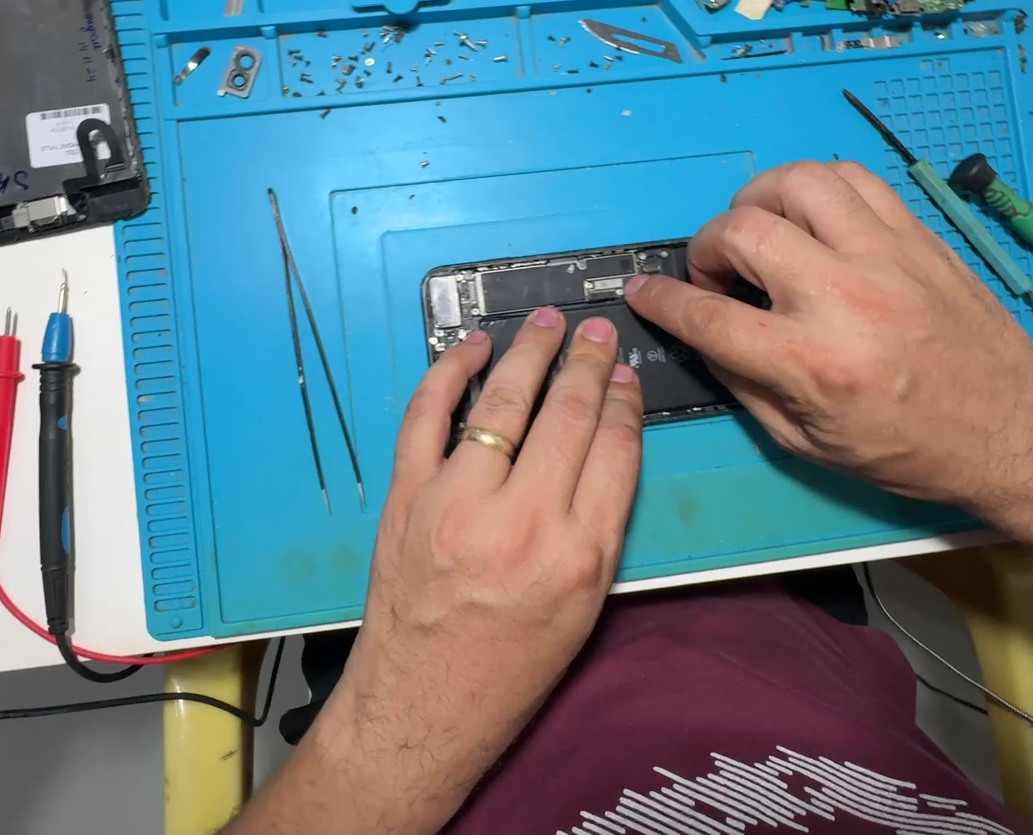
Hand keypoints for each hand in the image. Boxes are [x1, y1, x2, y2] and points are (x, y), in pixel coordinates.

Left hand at [301, 309, 643, 831]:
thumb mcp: (584, 606)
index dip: (624, 401)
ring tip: (547, 324)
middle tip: (598, 332)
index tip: (625, 374)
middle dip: (589, 363)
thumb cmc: (514, 667)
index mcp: (580, 556)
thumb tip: (604, 439)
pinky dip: (448, 372)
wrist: (421, 707)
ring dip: (529, 353)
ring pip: (502, 402)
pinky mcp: (406, 496)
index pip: (615, 450)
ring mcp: (456, 503)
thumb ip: (600, 522)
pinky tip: (471, 347)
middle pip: (567, 416)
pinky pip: (427, 416)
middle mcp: (522, 522)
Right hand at [625, 160, 1032, 509]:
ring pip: (798, 183)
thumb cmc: (907, 452)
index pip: (707, 316)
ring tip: (759, 232)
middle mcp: (844, 297)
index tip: (641, 291)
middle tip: (717, 275)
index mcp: (812, 363)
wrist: (1016, 433)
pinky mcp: (918, 237)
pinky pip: (853, 179)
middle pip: (743, 231)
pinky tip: (810, 220)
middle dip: (706, 248)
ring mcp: (887, 256)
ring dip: (757, 201)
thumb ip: (743, 382)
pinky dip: (814, 190)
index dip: (660, 300)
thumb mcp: (805, 442)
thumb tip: (703, 333)